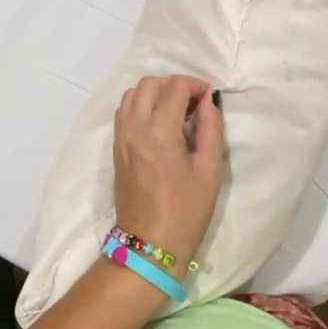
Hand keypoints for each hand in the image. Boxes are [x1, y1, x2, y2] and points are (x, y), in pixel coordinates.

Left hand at [112, 75, 224, 277]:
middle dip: (174, 85)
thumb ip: (211, 128)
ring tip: (176, 114)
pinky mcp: (116, 148)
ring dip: (155, 94)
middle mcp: (135, 126)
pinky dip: (141, 106)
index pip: (175, 86)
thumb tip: (210, 100)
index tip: (209, 100)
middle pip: (150, 83)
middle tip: (194, 105)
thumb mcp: (209, 170)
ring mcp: (121, 136)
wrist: (148, 246)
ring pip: (133, 94)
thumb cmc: (185, 211)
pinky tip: (160, 125)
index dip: (196, 85)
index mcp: (159, 130)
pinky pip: (125, 111)